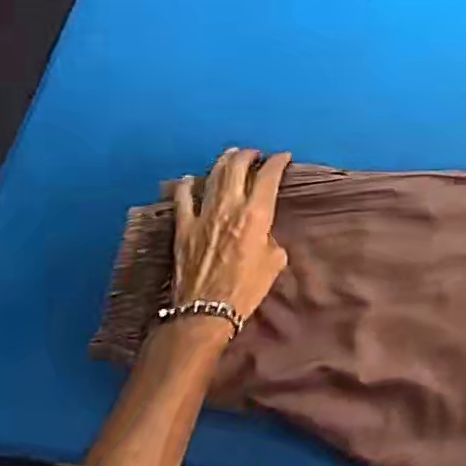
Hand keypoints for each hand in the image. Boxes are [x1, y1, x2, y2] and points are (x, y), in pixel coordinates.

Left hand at [172, 148, 290, 317]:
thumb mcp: (274, 260)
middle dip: (248, 155)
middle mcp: (229, 207)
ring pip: (212, 177)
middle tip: (254, 154)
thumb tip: (262, 231)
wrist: (206, 311)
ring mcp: (203, 216)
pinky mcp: (183, 228)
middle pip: (236, 168)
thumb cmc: (247, 287)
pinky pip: (182, 200)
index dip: (277, 162)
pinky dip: (185, 186)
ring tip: (229, 155)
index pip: (268, 176)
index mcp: (256, 214)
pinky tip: (188, 180)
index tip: (283, 157)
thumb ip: (269, 236)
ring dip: (222, 162)